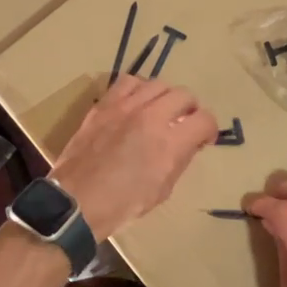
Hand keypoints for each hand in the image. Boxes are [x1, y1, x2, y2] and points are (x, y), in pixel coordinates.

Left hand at [48, 75, 217, 240]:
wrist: (76, 201)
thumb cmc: (122, 205)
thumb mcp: (162, 190)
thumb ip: (179, 160)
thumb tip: (188, 143)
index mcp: (169, 142)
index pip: (204, 119)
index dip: (209, 129)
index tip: (203, 139)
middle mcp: (151, 116)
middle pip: (184, 95)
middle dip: (190, 109)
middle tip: (184, 123)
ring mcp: (125, 106)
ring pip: (158, 83)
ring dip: (166, 97)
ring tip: (160, 110)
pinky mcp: (104, 104)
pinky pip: (128, 82)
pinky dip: (139, 89)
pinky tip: (136, 103)